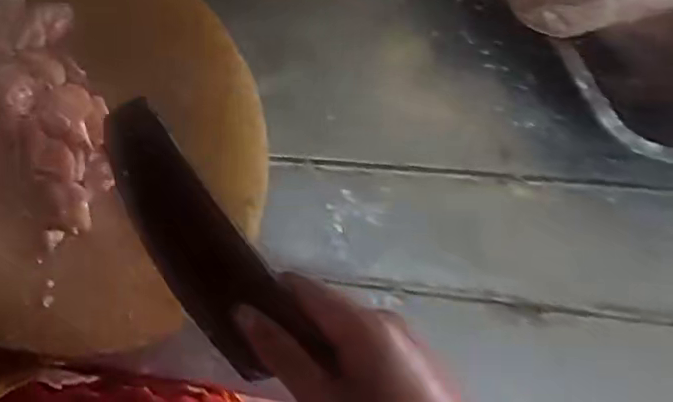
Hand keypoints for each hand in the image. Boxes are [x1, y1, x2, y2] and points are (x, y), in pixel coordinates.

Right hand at [237, 274, 462, 401]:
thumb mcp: (320, 400)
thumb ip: (280, 351)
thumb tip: (241, 308)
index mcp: (360, 319)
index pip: (294, 283)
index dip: (269, 301)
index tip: (255, 329)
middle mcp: (387, 318)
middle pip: (323, 307)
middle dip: (302, 332)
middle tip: (290, 371)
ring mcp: (415, 345)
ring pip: (351, 332)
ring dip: (331, 351)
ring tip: (325, 390)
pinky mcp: (431, 371)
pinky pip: (379, 351)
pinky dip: (360, 365)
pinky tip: (360, 396)